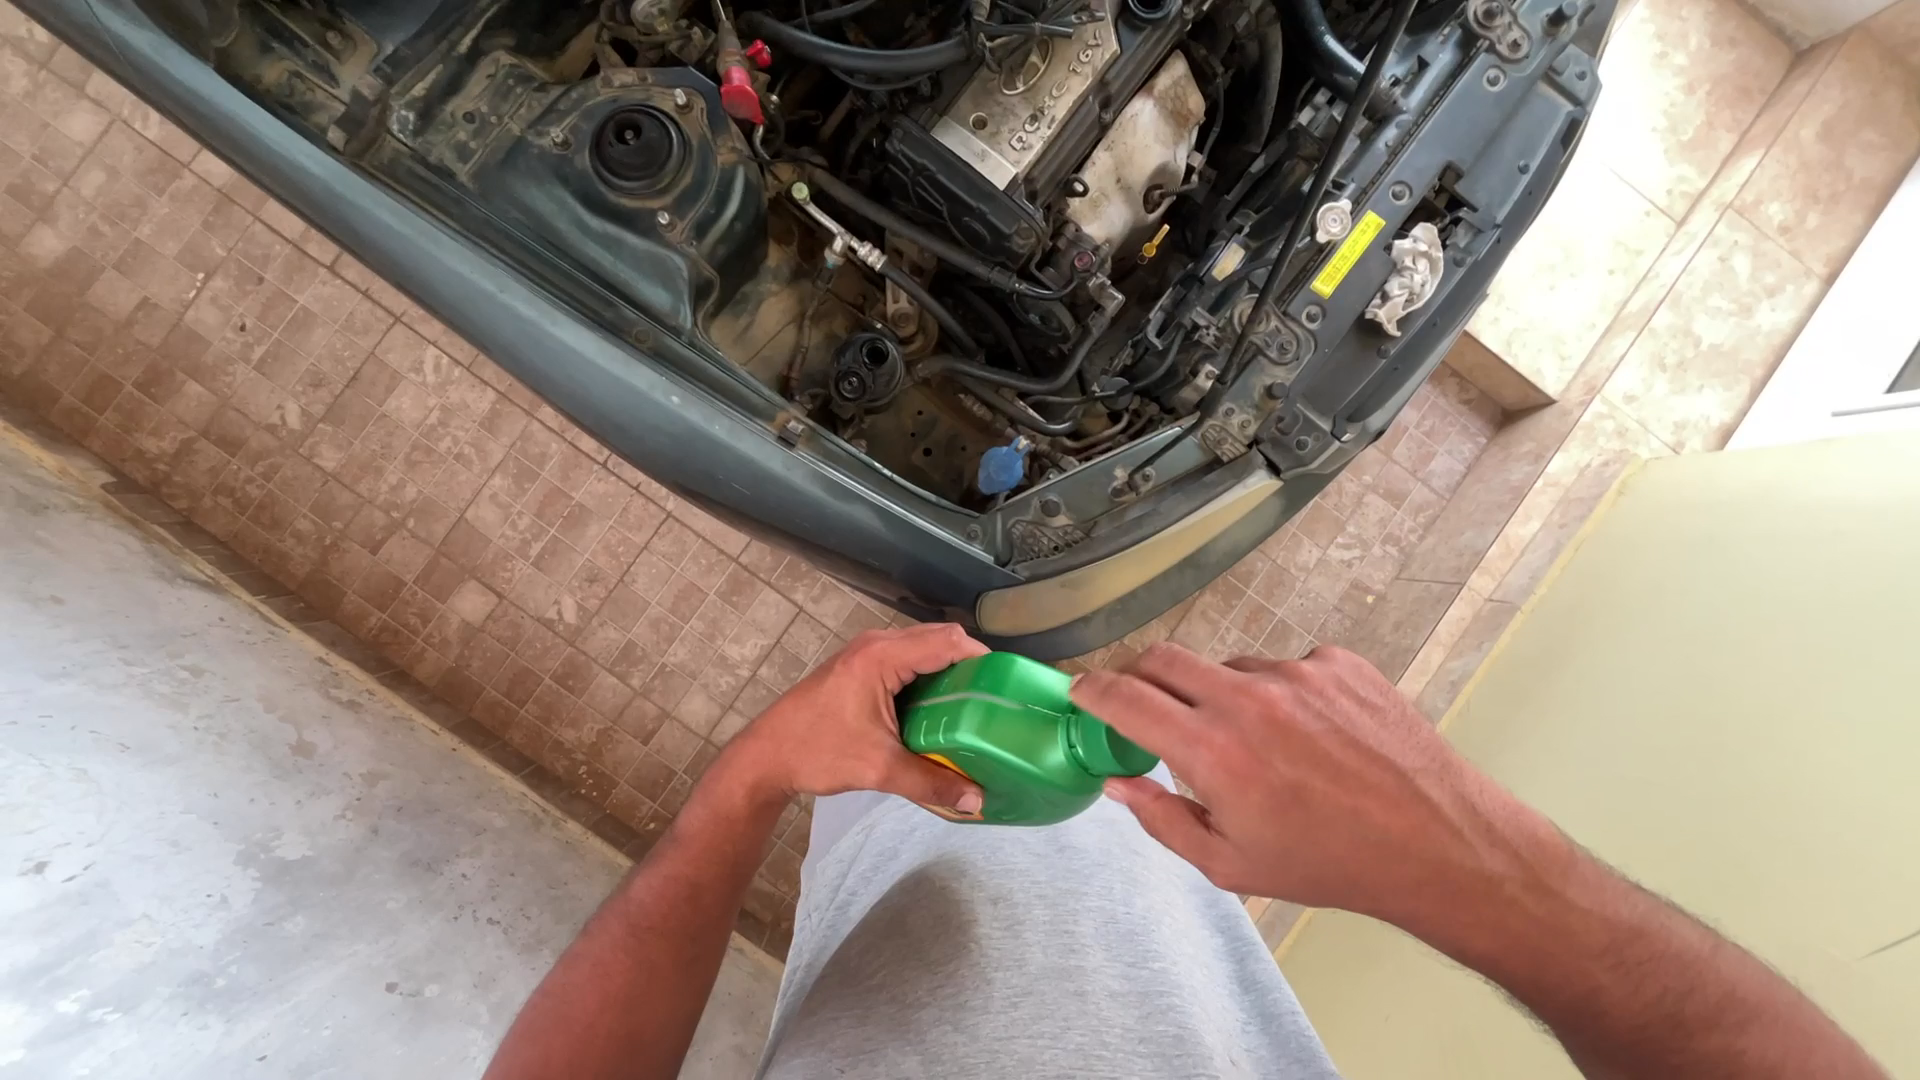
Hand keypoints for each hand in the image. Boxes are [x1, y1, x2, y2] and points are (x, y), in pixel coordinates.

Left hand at [727, 623, 987, 815]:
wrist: (767, 754)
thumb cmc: (818, 751)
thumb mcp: (878, 768)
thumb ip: (931, 782)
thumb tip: (979, 800)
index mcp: (882, 656)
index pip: (948, 640)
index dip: (982, 658)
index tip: (1007, 685)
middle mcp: (877, 643)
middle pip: (939, 638)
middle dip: (970, 663)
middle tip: (996, 698)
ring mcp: (867, 651)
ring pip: (923, 647)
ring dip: (949, 668)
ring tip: (976, 703)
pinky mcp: (862, 664)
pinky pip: (908, 658)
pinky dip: (929, 674)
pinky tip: (941, 707)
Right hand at [1070, 643, 1549, 925]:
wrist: (1440, 846)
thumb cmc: (1327, 864)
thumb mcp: (1229, 864)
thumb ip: (1160, 818)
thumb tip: (1115, 782)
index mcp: (1212, 750)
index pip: (1124, 697)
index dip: (1091, 689)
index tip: (1081, 690)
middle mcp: (1247, 698)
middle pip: (1162, 658)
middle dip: (1139, 677)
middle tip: (1145, 705)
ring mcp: (1296, 672)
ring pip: (1225, 666)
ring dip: (1217, 694)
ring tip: (1255, 741)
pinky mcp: (1336, 662)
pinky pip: (1281, 667)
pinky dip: (1275, 693)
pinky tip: (1306, 732)